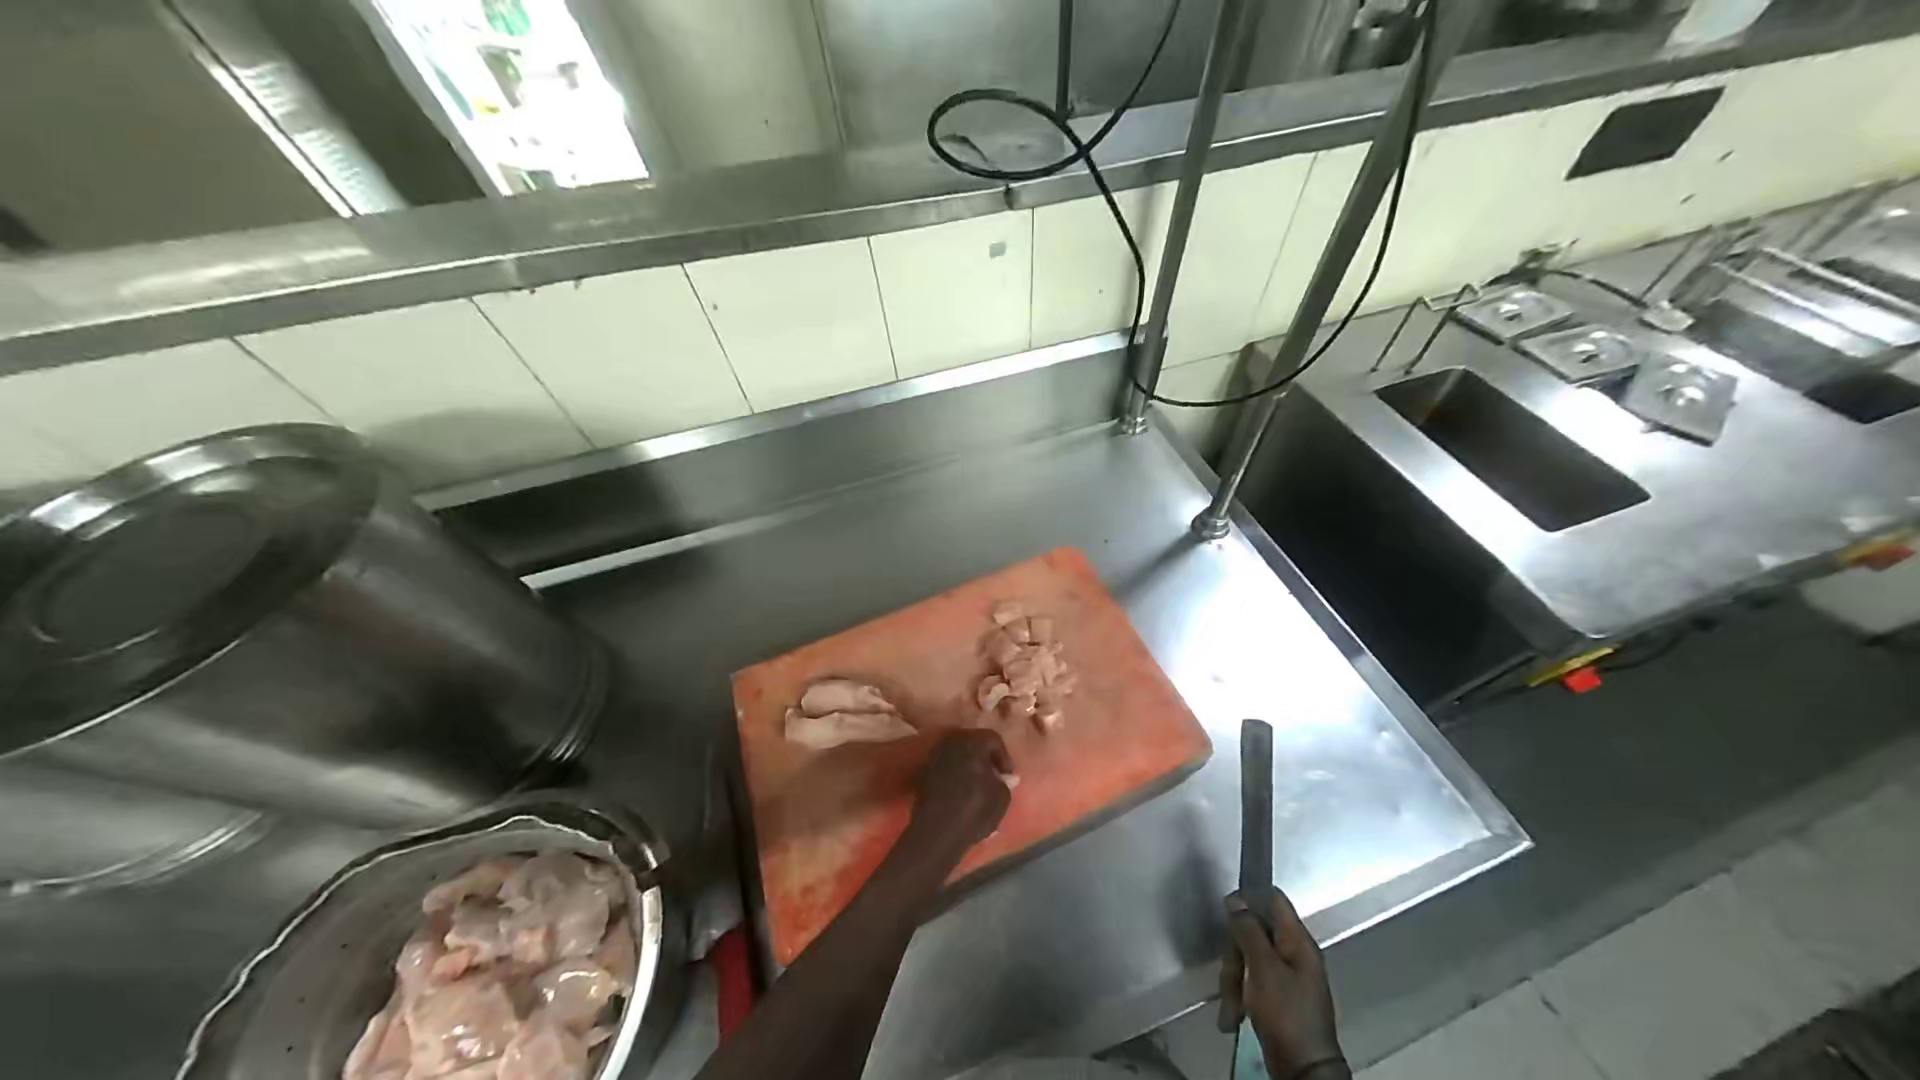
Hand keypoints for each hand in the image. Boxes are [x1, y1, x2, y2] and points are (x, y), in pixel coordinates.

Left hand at [906, 729, 1013, 857]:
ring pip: (957, 756)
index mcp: (972, 741)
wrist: (937, 830)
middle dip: (984, 760)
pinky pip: (944, 769)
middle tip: (993, 779)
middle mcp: (951, 742)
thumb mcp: (1002, 797)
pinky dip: (953, 777)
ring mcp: (934, 756)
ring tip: (976, 789)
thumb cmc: (976, 808)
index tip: (1008, 777)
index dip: (1004, 758)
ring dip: (968, 768)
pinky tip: (959, 795)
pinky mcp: (922, 773)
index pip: (994, 739)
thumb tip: (1004, 777)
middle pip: (973, 745)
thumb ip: (1004, 782)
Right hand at [1218, 888, 1347, 1079]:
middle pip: (1254, 931)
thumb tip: (1235, 900)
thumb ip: (1248, 931)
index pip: (1274, 900)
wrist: (1303, 1071)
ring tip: (1233, 1007)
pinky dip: (1240, 997)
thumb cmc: (1286, 1015)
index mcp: (1298, 942)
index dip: (1250, 898)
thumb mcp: (1263, 968)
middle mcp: (1293, 954)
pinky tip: (1234, 1016)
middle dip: (1235, 953)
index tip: (1228, 911)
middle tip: (1231, 974)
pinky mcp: (1275, 997)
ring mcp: (1285, 977)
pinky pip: (1250, 982)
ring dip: (1233, 982)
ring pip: (1247, 958)